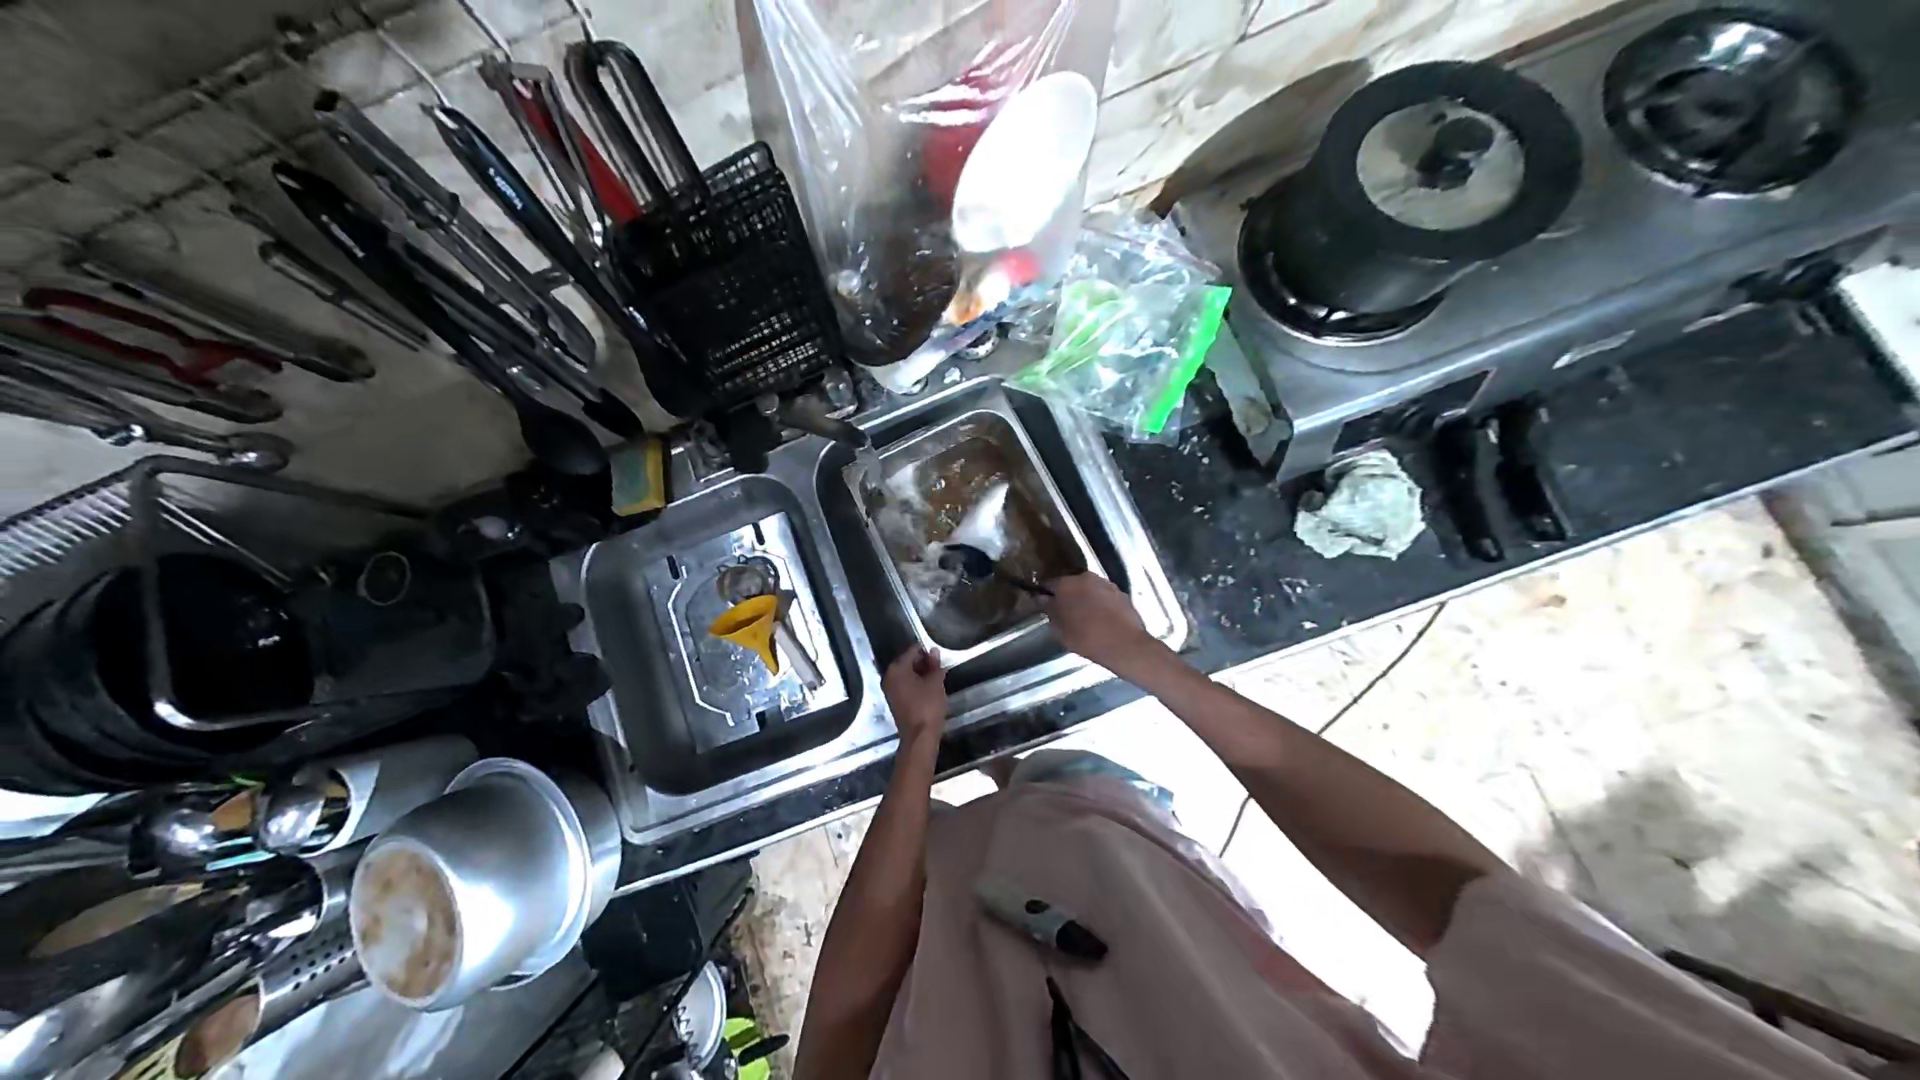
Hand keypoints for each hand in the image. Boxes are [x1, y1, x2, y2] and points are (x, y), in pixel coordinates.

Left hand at [883, 646, 946, 748]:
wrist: (920, 736)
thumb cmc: (928, 705)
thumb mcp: (935, 682)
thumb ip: (934, 664)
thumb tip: (934, 651)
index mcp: (897, 669)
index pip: (911, 651)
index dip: (925, 651)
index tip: (938, 655)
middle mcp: (889, 677)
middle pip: (907, 662)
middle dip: (923, 662)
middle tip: (939, 665)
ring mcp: (890, 690)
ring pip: (906, 675)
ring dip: (920, 673)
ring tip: (937, 676)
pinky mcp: (894, 701)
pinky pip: (905, 685)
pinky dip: (916, 683)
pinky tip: (929, 687)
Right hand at [1041, 574, 1161, 673]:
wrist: (1126, 645)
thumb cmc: (1087, 639)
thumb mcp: (1060, 630)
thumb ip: (1050, 611)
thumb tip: (1044, 600)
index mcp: (1066, 584)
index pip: (1049, 584)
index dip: (1046, 595)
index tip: (1046, 606)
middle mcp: (1085, 578)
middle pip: (1070, 584)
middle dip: (1067, 595)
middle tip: (1065, 613)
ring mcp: (1105, 583)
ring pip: (1088, 588)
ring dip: (1084, 598)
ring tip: (1084, 617)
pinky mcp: (1120, 592)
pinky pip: (1103, 595)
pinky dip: (1099, 602)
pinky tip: (1101, 618)